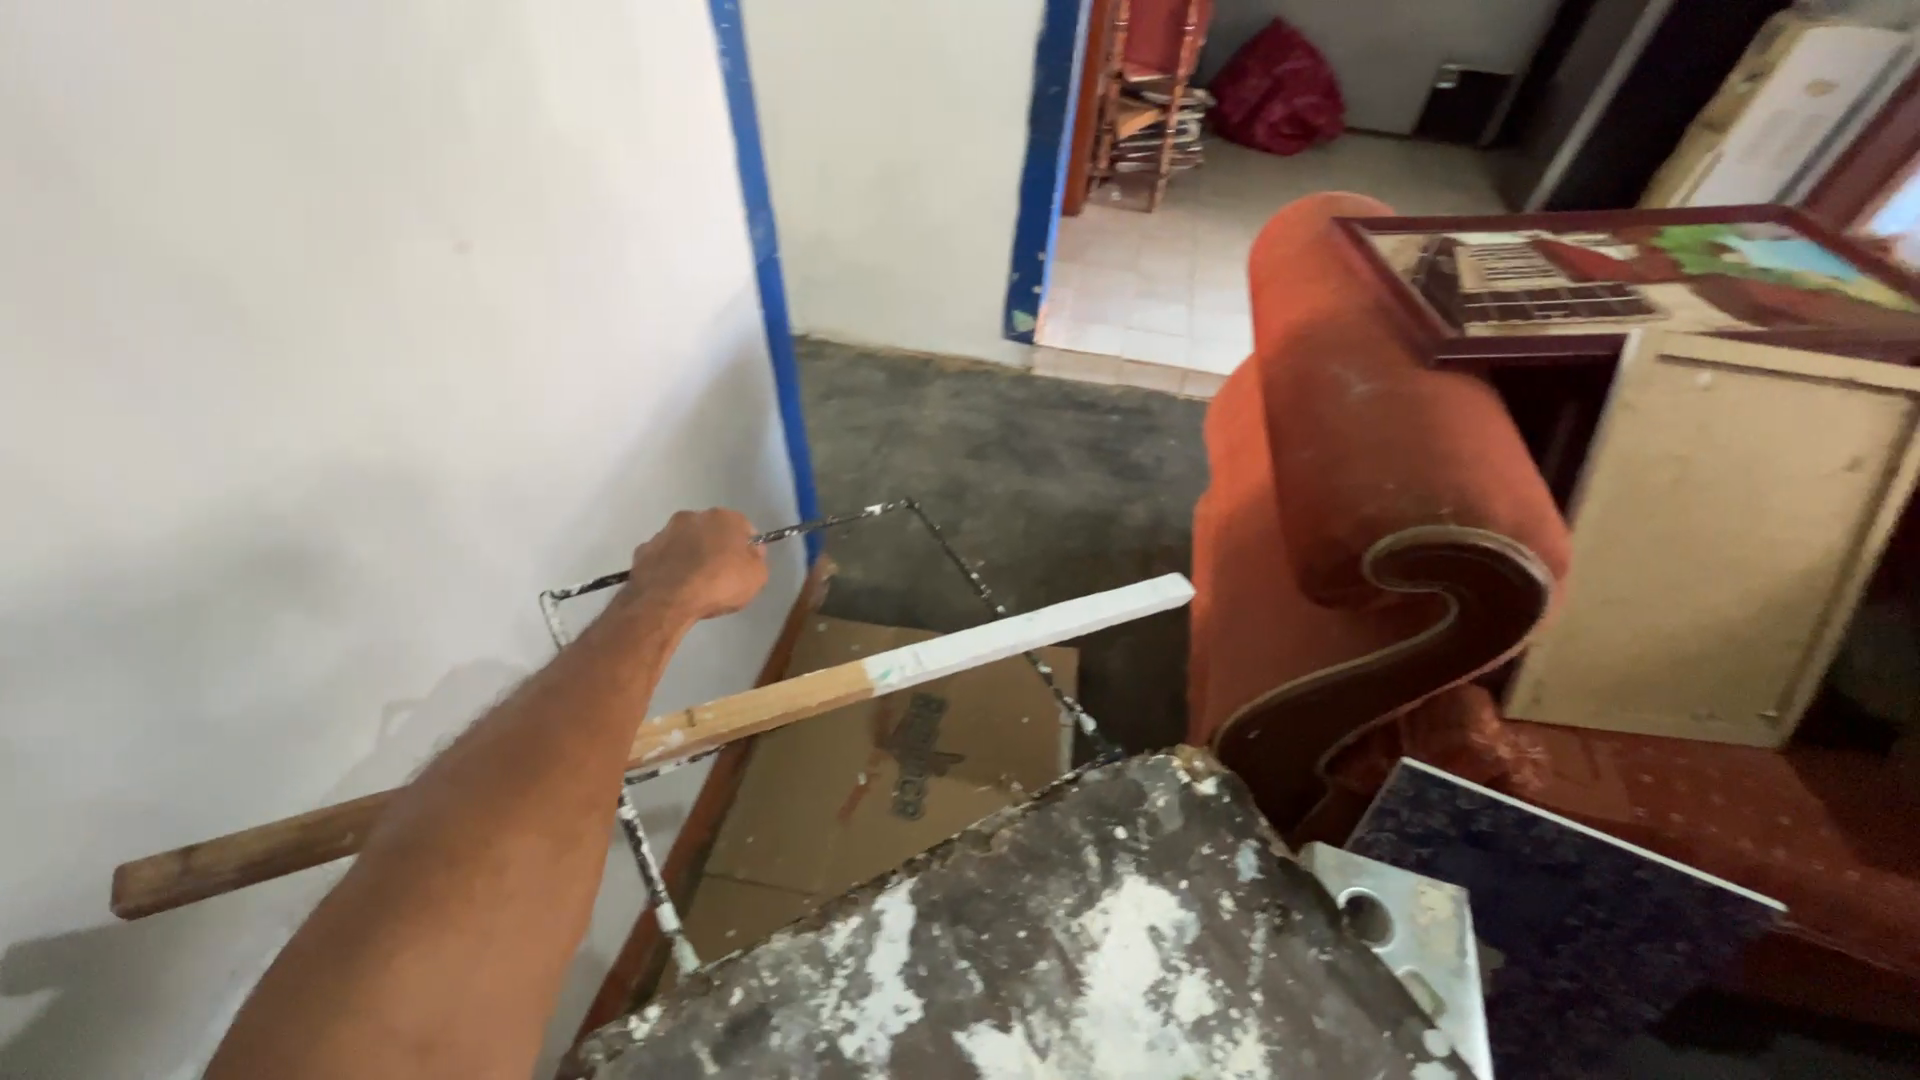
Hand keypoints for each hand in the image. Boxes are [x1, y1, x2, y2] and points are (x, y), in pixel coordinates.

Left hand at [623, 508, 768, 623]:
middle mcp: (692, 517)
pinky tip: (673, 586)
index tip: (745, 566)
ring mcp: (664, 532)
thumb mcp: (757, 577)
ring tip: (694, 584)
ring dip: (689, 555)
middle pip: (711, 531)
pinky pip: (662, 557)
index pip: (743, 527)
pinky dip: (668, 567)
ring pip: (684, 541)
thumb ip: (757, 560)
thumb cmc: (719, 584)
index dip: (746, 548)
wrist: (668, 601)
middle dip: (715, 547)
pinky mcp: (643, 550)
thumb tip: (751, 552)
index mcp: (724, 517)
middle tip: (720, 575)